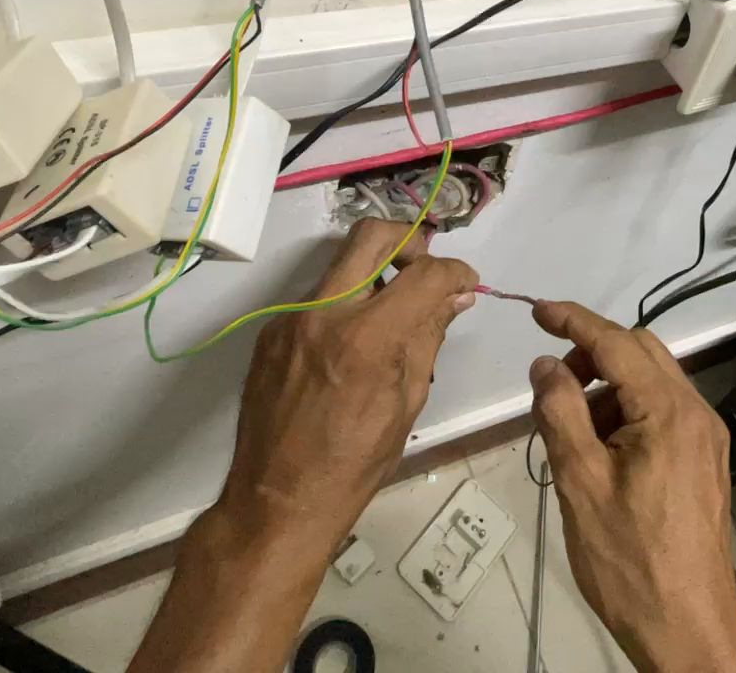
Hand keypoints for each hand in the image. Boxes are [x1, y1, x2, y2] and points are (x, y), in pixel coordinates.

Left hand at [221, 217, 478, 543]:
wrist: (277, 500)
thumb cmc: (356, 462)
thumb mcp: (408, 400)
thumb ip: (430, 335)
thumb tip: (457, 296)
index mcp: (367, 338)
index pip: (425, 273)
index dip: (456, 271)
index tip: (466, 283)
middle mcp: (323, 312)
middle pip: (371, 235)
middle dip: (410, 240)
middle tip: (425, 268)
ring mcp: (289, 318)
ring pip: (342, 264)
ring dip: (375, 273)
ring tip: (392, 312)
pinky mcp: (269, 329)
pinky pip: (317, 297)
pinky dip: (346, 304)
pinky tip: (353, 343)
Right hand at [529, 301, 735, 672]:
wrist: (691, 632)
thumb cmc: (630, 561)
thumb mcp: (581, 483)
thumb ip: (560, 412)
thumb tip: (547, 364)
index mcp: (669, 413)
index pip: (616, 343)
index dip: (574, 321)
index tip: (537, 310)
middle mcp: (696, 413)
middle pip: (641, 352)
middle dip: (592, 353)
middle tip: (553, 382)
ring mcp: (705, 437)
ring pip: (651, 380)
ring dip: (608, 384)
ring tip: (571, 427)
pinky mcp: (704, 460)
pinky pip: (662, 411)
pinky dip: (626, 410)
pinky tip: (599, 448)